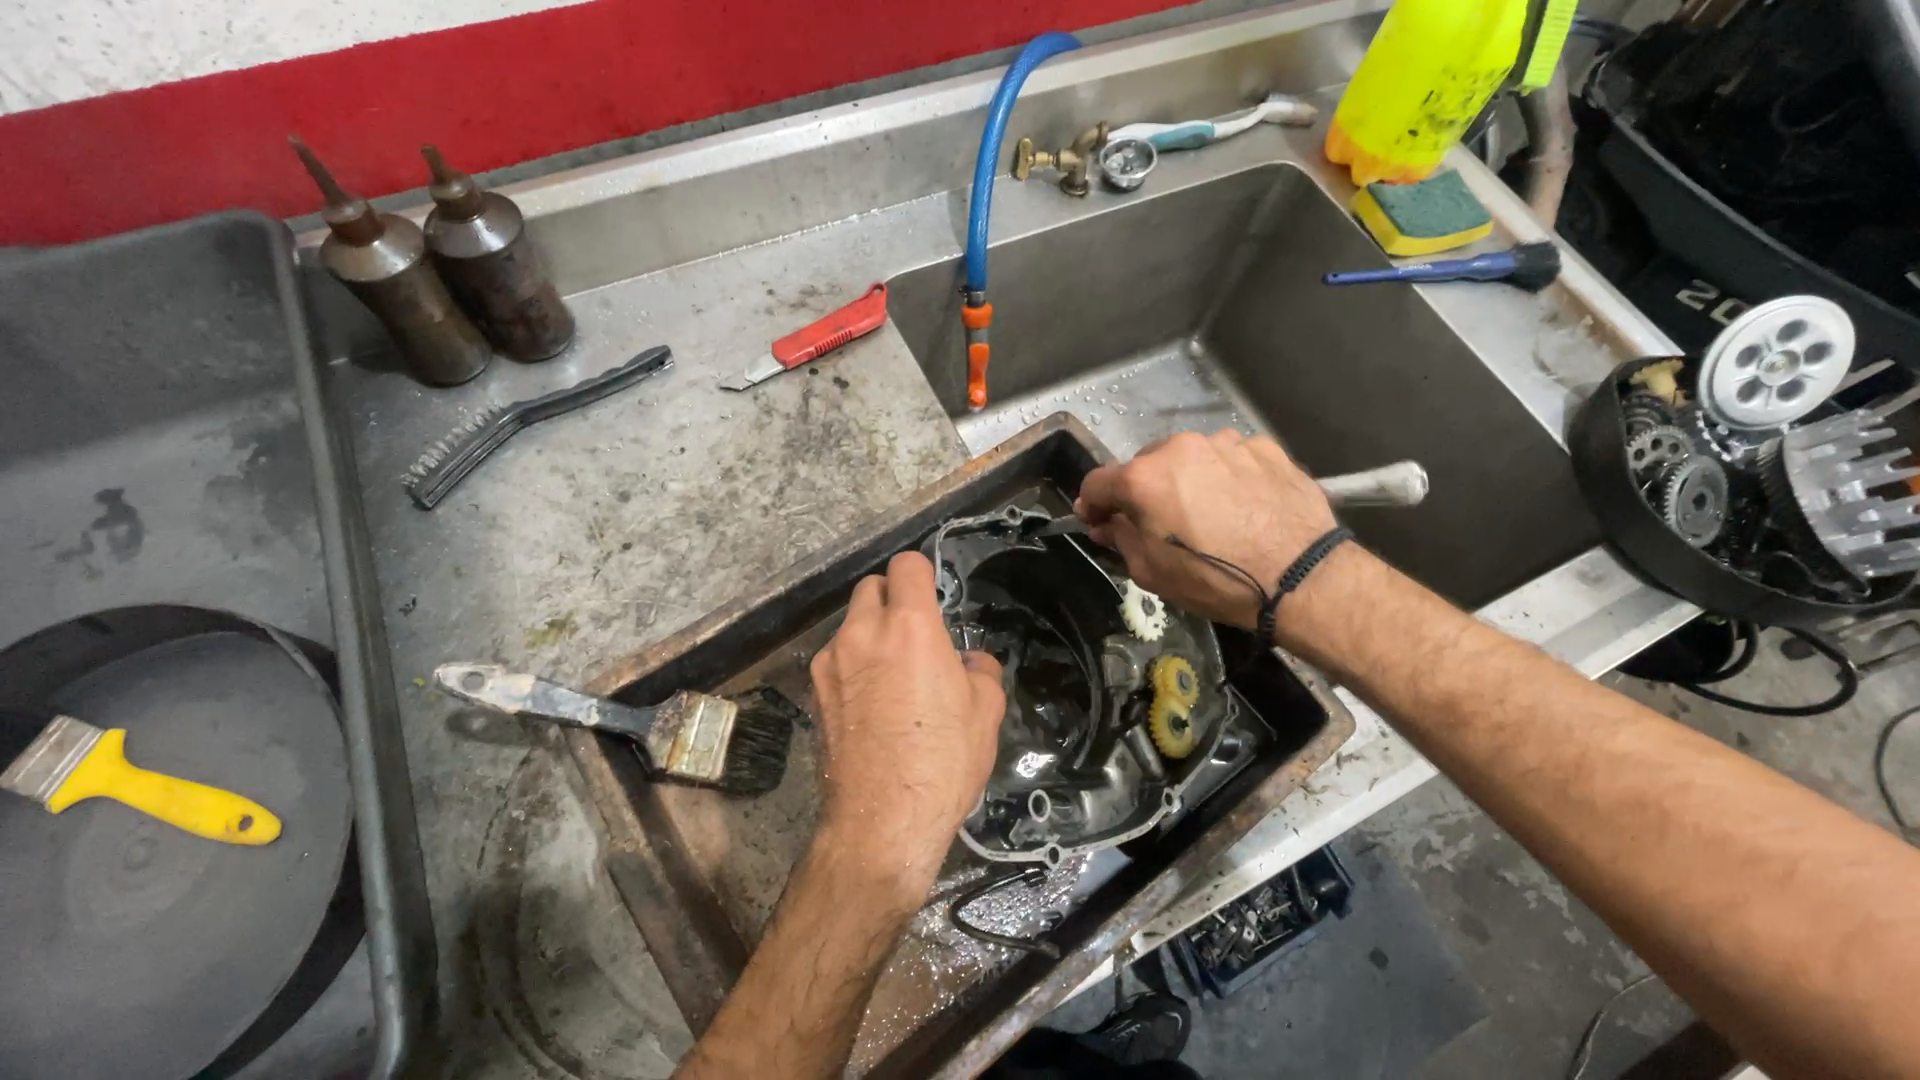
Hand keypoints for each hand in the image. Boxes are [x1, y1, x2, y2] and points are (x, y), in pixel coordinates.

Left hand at [809, 552, 1005, 882]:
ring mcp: (831, 662)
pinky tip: (871, 703)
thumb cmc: (943, 762)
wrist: (882, 820)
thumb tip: (967, 661)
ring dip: (871, 634)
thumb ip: (980, 670)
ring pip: (850, 625)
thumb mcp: (985, 712)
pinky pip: (836, 659)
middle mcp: (863, 632)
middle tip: (915, 634)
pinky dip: (853, 665)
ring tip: (893, 674)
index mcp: (910, 627)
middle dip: (893, 599)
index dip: (923, 574)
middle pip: (871, 587)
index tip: (933, 598)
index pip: (907, 565)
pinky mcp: (814, 692)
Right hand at [1074, 430, 1337, 632]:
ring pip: (1191, 459)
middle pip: (1146, 465)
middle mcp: (1180, 448)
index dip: (1092, 505)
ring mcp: (1226, 443)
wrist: (1300, 577)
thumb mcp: (1152, 572)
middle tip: (1159, 523)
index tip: (1098, 522)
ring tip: (1209, 514)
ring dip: (1188, 481)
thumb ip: (1120, 539)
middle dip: (1144, 491)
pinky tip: (1242, 507)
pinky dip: (1228, 477)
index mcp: (1144, 478)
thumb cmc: (1216, 580)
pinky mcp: (1264, 448)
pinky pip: (1232, 459)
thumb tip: (1107, 524)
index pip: (1097, 482)